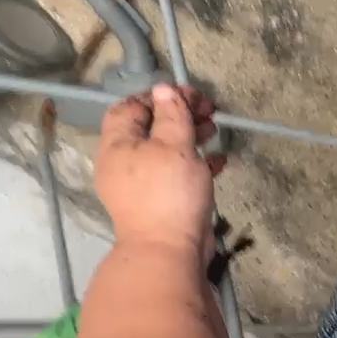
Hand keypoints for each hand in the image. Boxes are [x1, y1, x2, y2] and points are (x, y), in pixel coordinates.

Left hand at [96, 85, 221, 264]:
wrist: (168, 248)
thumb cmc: (169, 193)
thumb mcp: (175, 148)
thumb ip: (172, 117)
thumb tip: (165, 89)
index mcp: (118, 144)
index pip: (131, 108)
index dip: (158, 97)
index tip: (190, 95)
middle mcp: (124, 160)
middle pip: (149, 127)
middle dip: (178, 116)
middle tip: (209, 112)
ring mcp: (141, 182)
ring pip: (165, 149)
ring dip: (190, 137)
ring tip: (215, 131)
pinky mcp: (161, 200)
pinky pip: (177, 172)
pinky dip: (196, 163)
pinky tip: (218, 161)